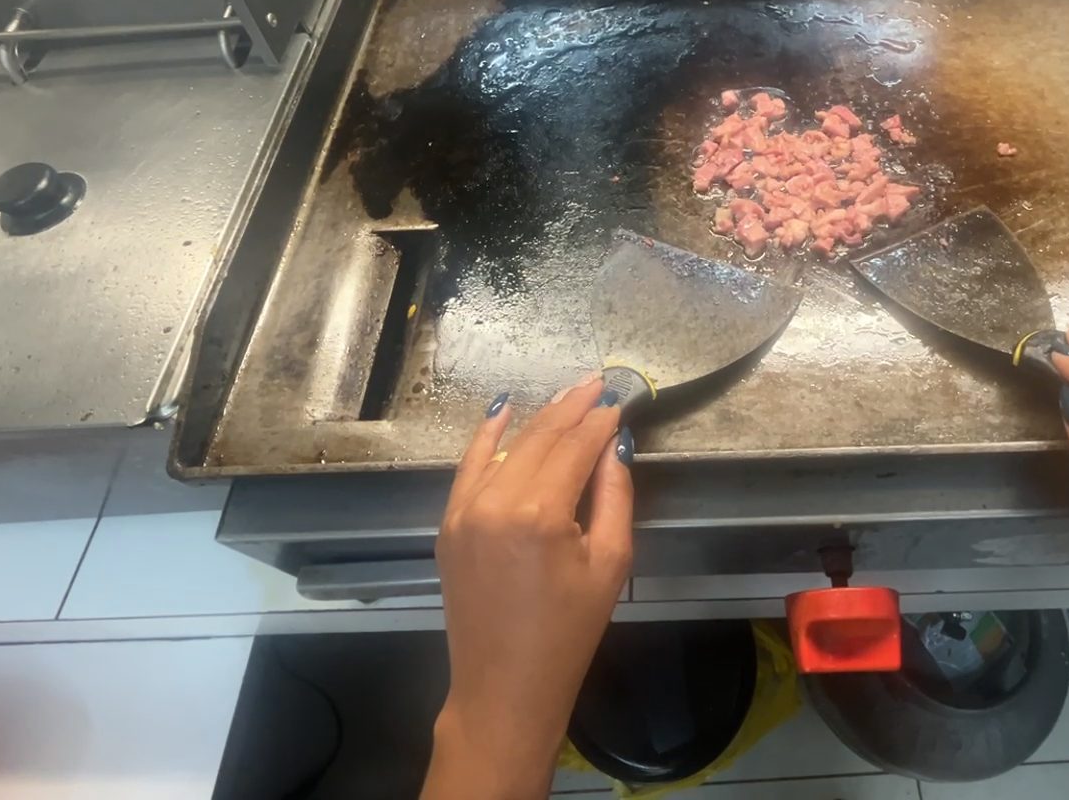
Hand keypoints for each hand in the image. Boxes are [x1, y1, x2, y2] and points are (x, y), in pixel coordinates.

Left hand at [425, 375, 633, 799]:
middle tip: (597, 382)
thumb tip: (614, 443)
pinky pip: (469, 467)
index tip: (619, 401)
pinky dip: (487, 437)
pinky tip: (504, 410)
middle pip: (541, 438)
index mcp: (540, 515)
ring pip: (508, 447)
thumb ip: (615, 493)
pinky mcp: (449, 523)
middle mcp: (496, 503)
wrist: (505, 686)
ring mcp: (465, 511)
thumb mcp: (610, 562)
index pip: (576, 448)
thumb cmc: (570, 631)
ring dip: (539, 417)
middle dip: (572, 407)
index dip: (600, 422)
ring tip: (568, 393)